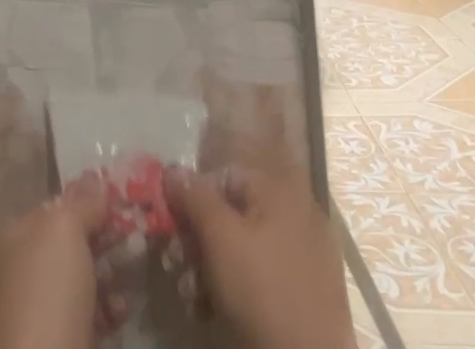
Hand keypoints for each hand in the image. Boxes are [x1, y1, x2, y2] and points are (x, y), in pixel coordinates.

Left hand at [0, 177, 120, 348]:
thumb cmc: (48, 288)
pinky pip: (87, 314)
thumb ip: (82, 204)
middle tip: (134, 236)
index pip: (49, 211)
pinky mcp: (56, 339)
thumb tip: (97, 183)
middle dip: (101, 239)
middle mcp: (16, 273)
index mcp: (8, 240)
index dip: (83, 206)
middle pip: (66, 247)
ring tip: (134, 269)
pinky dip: (107, 307)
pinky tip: (123, 306)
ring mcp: (35, 309)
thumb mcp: (64, 230)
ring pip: (79, 281)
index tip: (118, 205)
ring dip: (109, 272)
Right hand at [166, 165, 355, 348]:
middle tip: (174, 263)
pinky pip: (258, 273)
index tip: (173, 224)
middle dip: (196, 237)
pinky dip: (230, 285)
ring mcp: (301, 255)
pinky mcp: (301, 290)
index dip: (194, 196)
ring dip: (206, 266)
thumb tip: (174, 168)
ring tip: (190, 293)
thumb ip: (195, 197)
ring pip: (240, 247)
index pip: (226, 176)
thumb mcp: (220, 237)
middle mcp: (295, 217)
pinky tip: (209, 307)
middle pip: (231, 213)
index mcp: (281, 195)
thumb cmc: (261, 290)